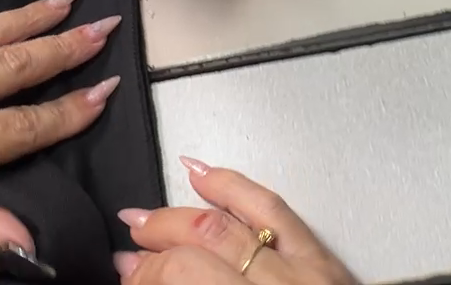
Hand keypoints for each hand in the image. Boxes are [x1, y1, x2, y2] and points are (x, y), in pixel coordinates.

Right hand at [113, 160, 356, 284]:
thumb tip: (142, 280)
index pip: (186, 277)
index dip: (149, 275)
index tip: (128, 278)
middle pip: (205, 243)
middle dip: (158, 243)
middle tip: (129, 251)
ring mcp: (306, 268)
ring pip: (232, 220)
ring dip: (181, 214)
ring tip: (146, 217)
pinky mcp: (322, 256)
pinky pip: (272, 206)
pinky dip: (233, 186)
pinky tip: (202, 176)